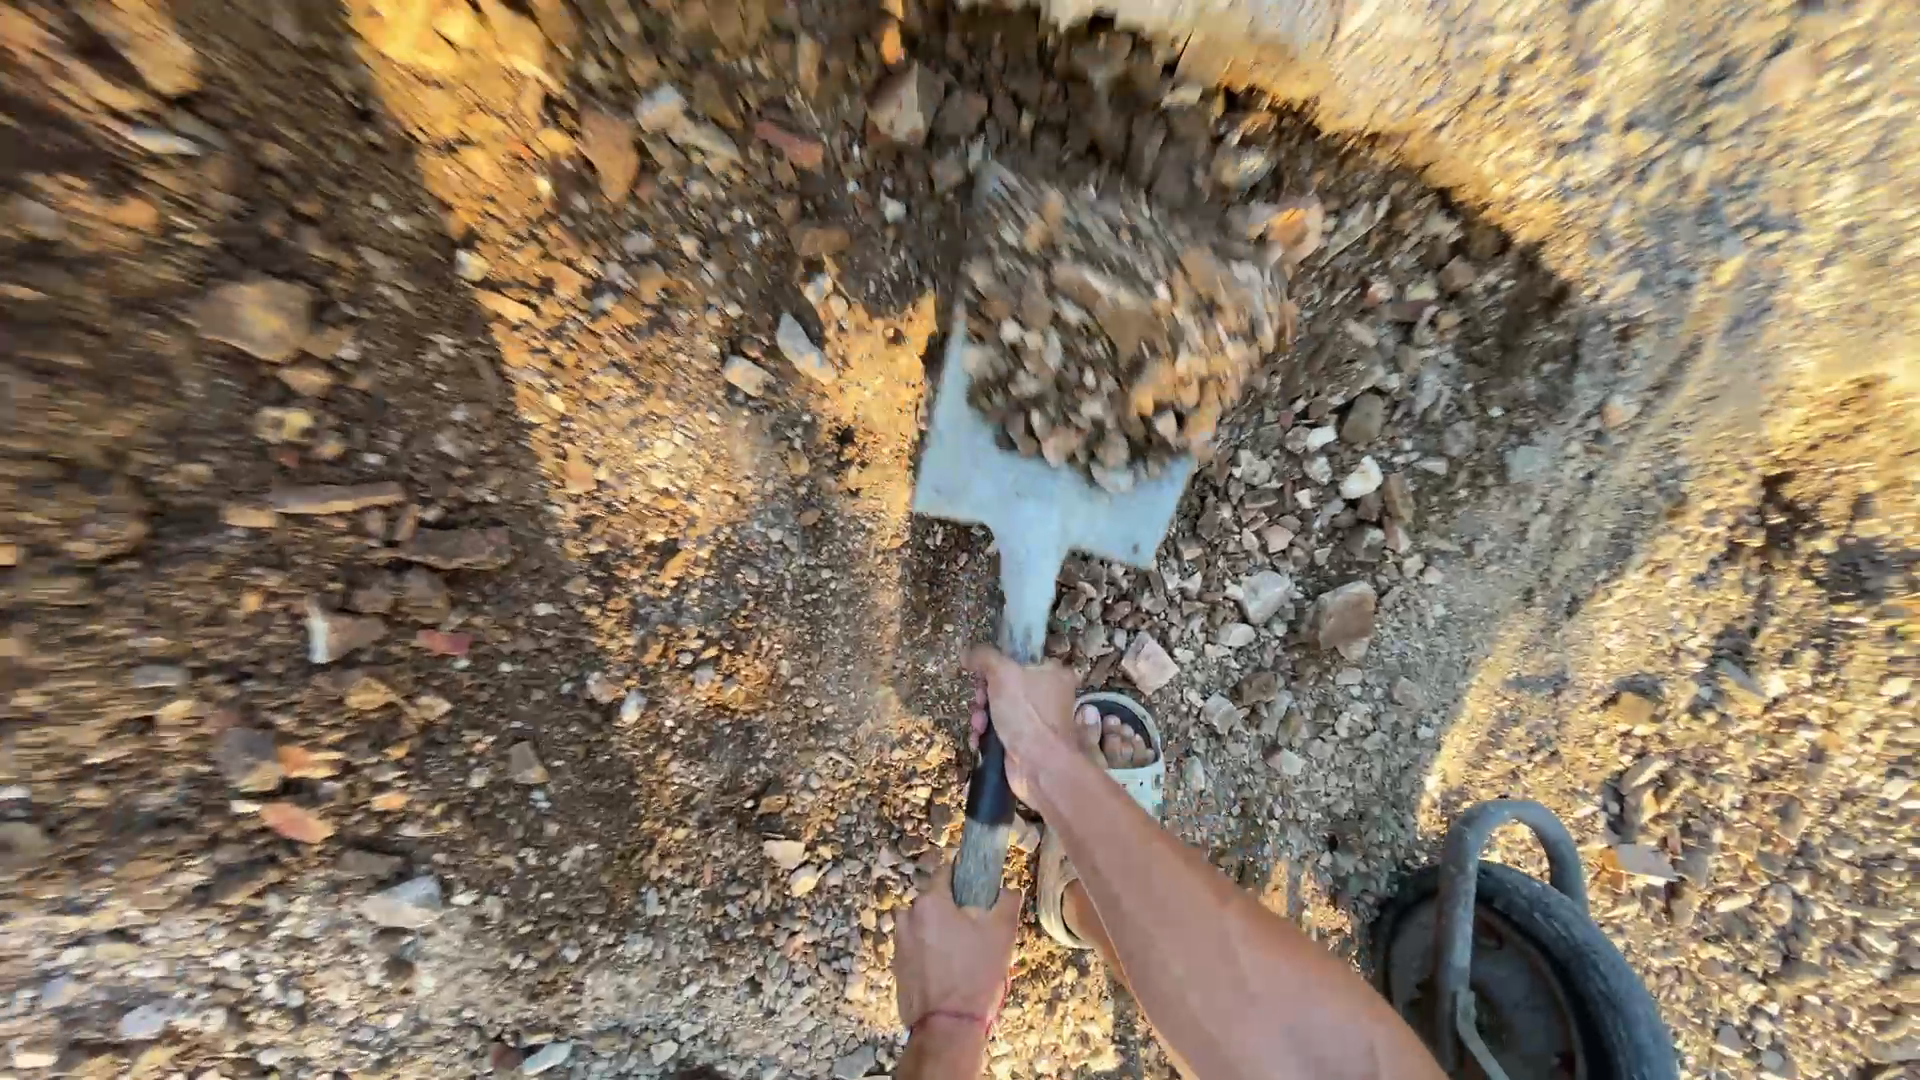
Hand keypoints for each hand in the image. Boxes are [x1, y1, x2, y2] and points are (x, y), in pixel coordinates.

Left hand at [896, 861, 1021, 1031]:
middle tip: (973, 930)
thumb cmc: (975, 974)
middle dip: (951, 910)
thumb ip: (1007, 901)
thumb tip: (1009, 888)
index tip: (976, 889)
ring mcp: (899, 943)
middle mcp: (908, 916)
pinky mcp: (896, 968)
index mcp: (930, 902)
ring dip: (938, 932)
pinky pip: (916, 949)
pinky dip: (929, 953)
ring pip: (923, 925)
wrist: (947, 1029)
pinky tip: (947, 972)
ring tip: (961, 955)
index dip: (963, 877)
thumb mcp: (1002, 933)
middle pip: (933, 901)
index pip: (945, 872)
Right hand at [962, 644, 1081, 806]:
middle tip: (980, 701)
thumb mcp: (1003, 672)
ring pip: (998, 709)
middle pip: (1005, 685)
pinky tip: (979, 738)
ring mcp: (1036, 721)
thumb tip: (968, 653)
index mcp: (1053, 673)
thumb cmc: (1027, 712)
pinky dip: (986, 734)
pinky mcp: (1024, 743)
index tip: (983, 673)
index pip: (1020, 659)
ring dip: (981, 716)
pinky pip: (998, 731)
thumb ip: (984, 657)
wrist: (1039, 766)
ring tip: (979, 725)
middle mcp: (1048, 695)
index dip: (997, 665)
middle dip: (984, 695)